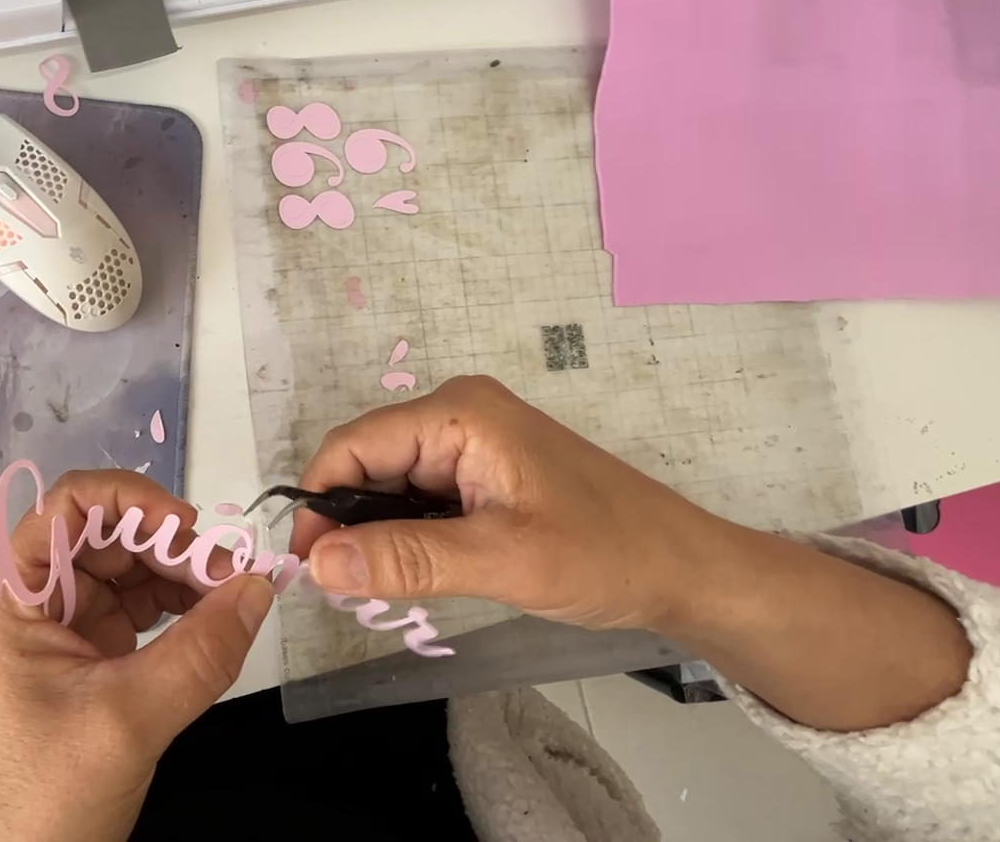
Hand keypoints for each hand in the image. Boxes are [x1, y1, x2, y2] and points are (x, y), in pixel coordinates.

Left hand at [0, 470, 274, 841]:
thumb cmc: (50, 794)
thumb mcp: (129, 718)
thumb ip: (200, 653)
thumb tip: (259, 587)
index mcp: (13, 594)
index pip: (66, 506)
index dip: (126, 497)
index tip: (184, 523)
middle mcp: (35, 593)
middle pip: (105, 532)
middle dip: (167, 542)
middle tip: (226, 570)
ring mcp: (65, 618)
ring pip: (128, 562)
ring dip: (180, 570)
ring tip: (228, 591)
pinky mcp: (93, 644)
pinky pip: (141, 600)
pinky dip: (179, 600)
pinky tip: (213, 611)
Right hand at [292, 377, 971, 731]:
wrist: (690, 571)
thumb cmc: (605, 556)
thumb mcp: (501, 560)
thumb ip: (406, 558)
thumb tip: (317, 564)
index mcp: (456, 413)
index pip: (353, 445)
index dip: (320, 501)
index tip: (308, 565)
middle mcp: (453, 413)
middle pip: (367, 460)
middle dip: (347, 519)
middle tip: (345, 585)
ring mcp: (467, 438)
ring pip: (388, 479)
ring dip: (375, 528)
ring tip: (379, 581)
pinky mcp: (477, 466)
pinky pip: (417, 491)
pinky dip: (403, 529)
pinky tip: (411, 564)